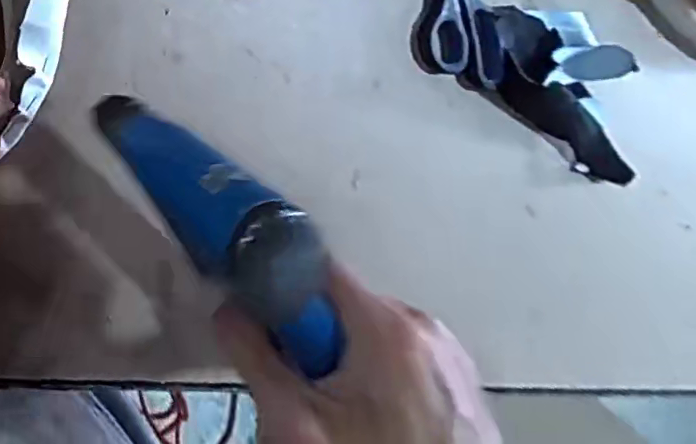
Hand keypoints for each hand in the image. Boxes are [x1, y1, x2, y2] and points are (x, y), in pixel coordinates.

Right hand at [215, 265, 500, 443]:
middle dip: (318, 339)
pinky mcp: (469, 388)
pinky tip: (383, 426)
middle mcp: (426, 326)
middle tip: (311, 391)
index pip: (317, 268)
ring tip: (348, 416)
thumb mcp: (295, 423)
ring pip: (374, 334)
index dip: (285, 292)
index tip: (270, 325)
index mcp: (388, 324)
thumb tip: (227, 308)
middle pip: (345, 306)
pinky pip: (408, 360)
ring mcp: (453, 358)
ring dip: (351, 362)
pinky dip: (387, 381)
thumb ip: (253, 353)